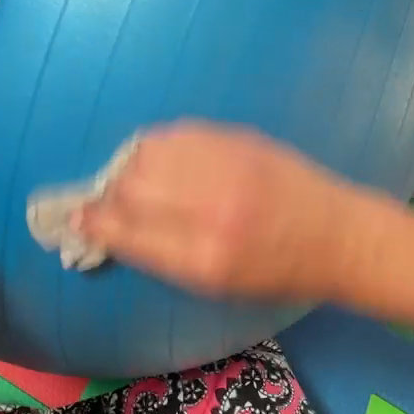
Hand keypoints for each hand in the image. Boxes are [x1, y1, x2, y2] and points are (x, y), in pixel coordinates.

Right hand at [75, 122, 379, 302]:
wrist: (336, 233)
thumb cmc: (276, 269)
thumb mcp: (216, 281)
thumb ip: (159, 251)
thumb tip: (108, 225)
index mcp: (204, 257)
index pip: (126, 230)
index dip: (94, 222)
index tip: (77, 218)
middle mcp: (210, 207)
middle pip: (130, 185)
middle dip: (109, 193)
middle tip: (110, 201)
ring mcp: (224, 164)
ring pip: (148, 151)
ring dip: (130, 165)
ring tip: (135, 177)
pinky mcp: (235, 137)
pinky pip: (175, 132)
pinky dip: (158, 145)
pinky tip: (163, 157)